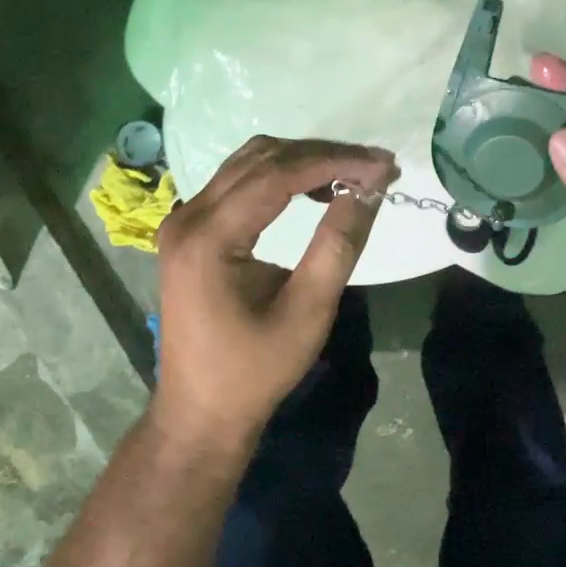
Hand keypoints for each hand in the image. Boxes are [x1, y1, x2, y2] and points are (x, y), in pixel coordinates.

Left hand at [152, 136, 396, 450]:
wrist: (200, 411)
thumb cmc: (255, 370)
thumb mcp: (308, 312)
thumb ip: (338, 245)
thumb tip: (369, 190)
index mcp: (208, 238)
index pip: (277, 174)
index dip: (335, 161)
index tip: (383, 165)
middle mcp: (187, 217)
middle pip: (261, 158)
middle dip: (322, 155)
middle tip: (374, 168)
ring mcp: (183, 221)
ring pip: (248, 163)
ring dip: (301, 161)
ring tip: (352, 175)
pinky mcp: (189, 231)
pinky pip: (237, 183)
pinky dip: (279, 177)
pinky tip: (314, 191)